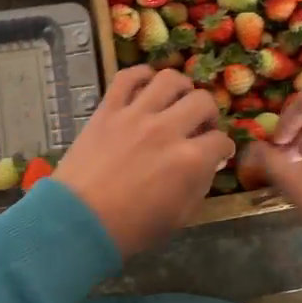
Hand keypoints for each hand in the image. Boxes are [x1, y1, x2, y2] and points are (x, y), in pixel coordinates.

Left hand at [56, 67, 234, 256]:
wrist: (78, 221)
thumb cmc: (131, 228)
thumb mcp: (179, 216)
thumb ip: (198, 185)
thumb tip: (208, 164)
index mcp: (190, 161)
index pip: (220, 141)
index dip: (223, 147)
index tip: (218, 152)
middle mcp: (167, 130)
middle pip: (202, 101)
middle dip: (209, 113)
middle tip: (200, 123)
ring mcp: (136, 115)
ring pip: (169, 79)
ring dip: (181, 86)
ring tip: (178, 97)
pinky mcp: (108, 110)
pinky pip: (127, 77)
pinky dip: (141, 74)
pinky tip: (147, 82)